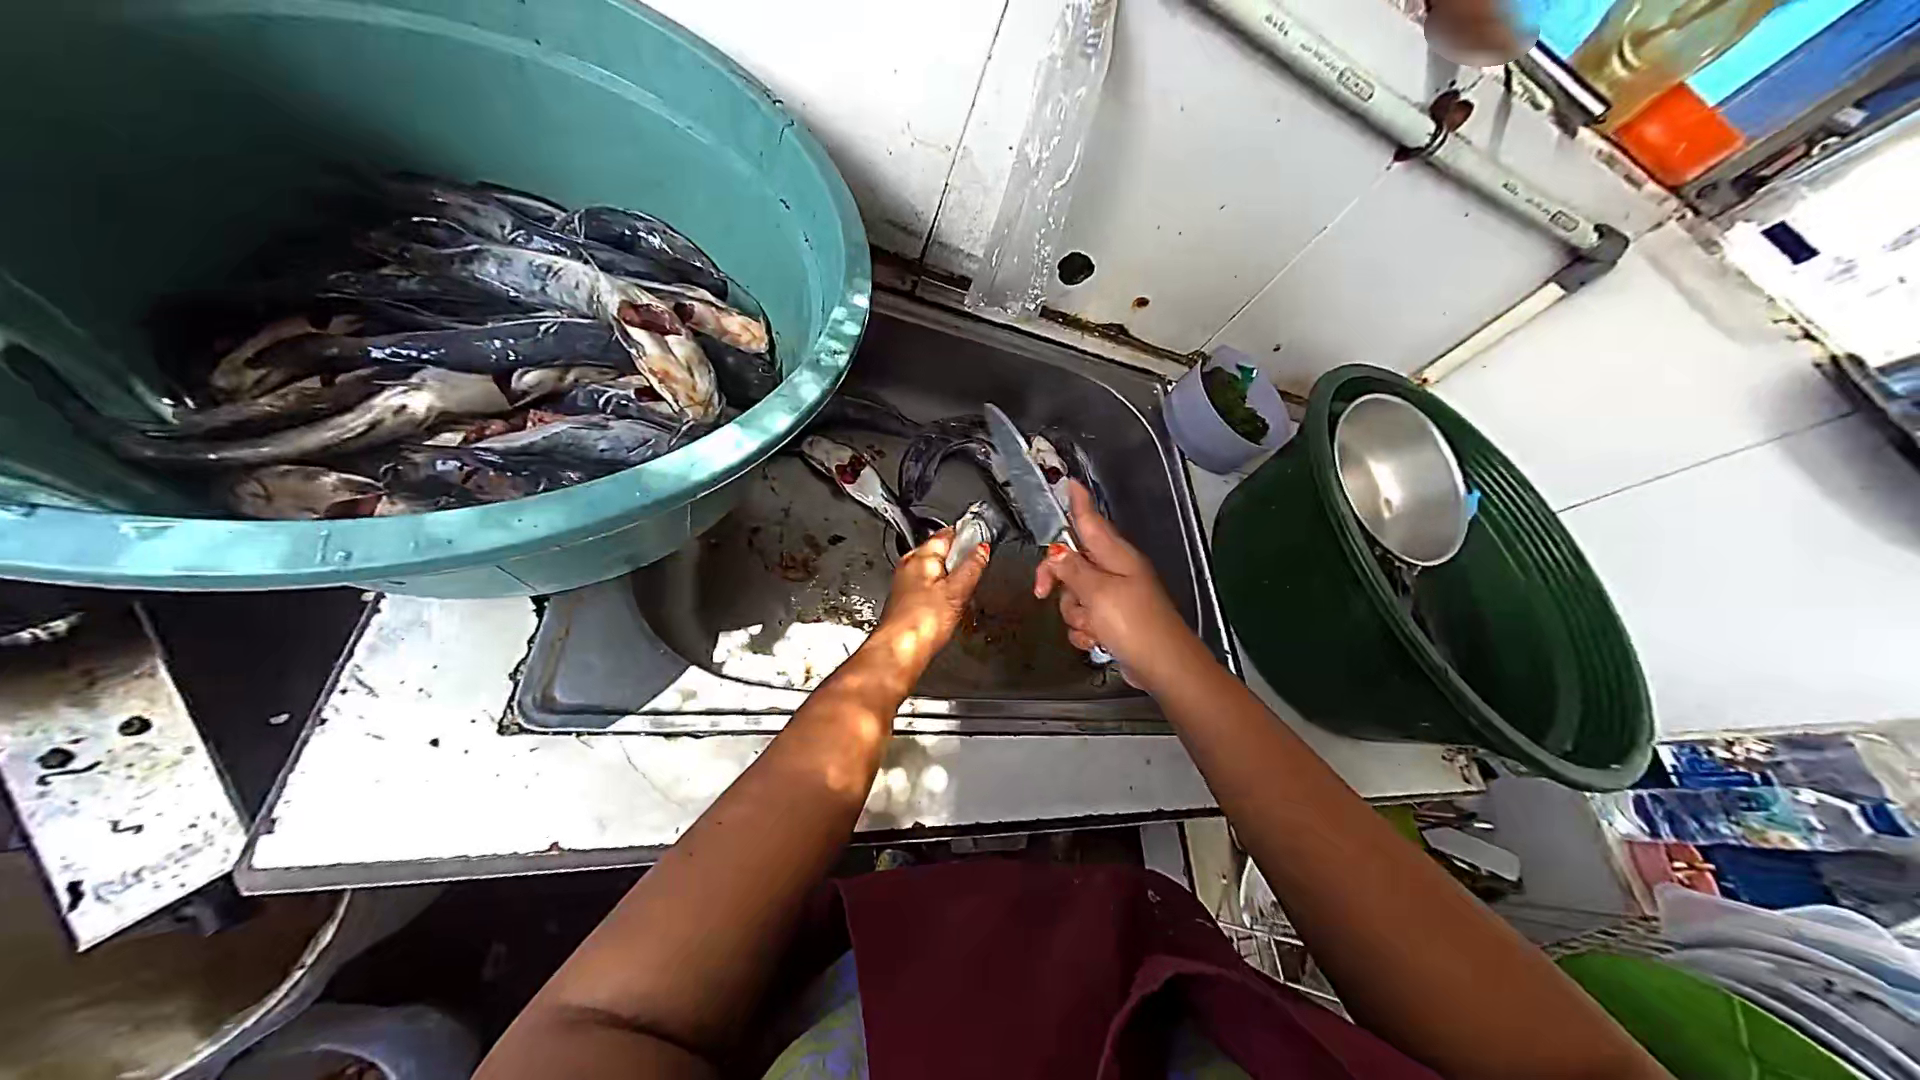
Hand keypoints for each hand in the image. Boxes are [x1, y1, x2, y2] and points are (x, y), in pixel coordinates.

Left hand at [870, 528, 989, 668]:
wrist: (898, 653)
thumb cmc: (919, 623)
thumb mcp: (956, 591)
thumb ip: (971, 567)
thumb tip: (982, 549)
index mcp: (920, 557)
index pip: (946, 534)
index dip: (965, 535)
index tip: (980, 538)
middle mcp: (909, 567)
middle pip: (938, 553)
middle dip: (958, 558)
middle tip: (977, 563)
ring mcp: (905, 585)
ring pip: (933, 572)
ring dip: (949, 577)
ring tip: (966, 587)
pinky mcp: (906, 604)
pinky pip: (928, 590)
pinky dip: (941, 593)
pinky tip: (949, 605)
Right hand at [1033, 481, 1195, 684]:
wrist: (1163, 667)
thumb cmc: (1135, 624)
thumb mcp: (1097, 593)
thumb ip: (1072, 570)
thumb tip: (1056, 554)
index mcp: (1116, 555)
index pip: (1091, 521)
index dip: (1078, 503)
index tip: (1070, 482)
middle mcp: (1115, 571)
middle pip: (1072, 562)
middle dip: (1058, 581)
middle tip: (1042, 592)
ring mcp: (1114, 597)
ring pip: (1074, 595)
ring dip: (1074, 613)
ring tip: (1092, 625)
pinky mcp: (1113, 620)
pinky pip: (1084, 618)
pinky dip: (1085, 630)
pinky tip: (1096, 640)